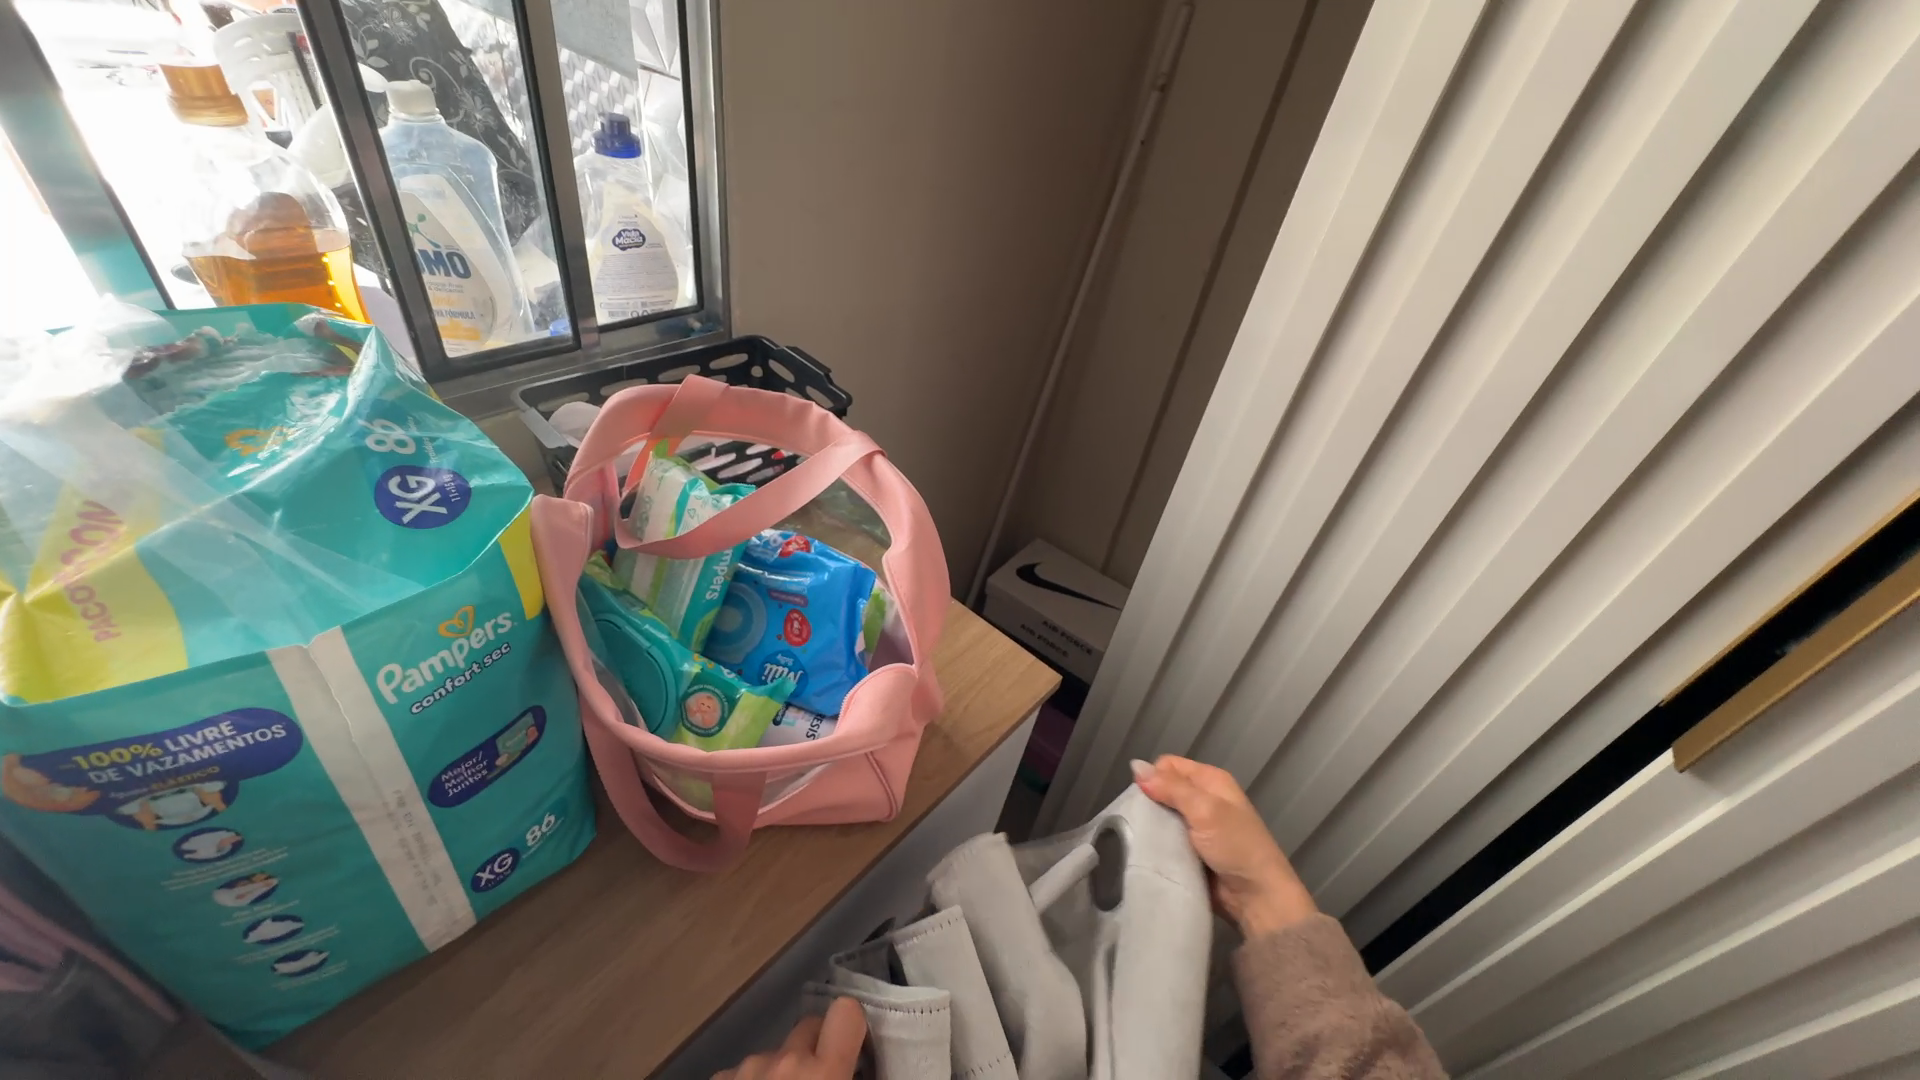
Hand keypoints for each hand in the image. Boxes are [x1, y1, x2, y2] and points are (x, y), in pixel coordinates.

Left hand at [714, 995, 866, 1079]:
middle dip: (814, 1049)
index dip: (850, 1027)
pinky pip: (742, 1072)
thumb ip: (848, 1072)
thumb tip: (856, 1064)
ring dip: (780, 1071)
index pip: (846, 1011)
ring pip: (774, 1053)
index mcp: (823, 1072)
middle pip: (808, 1027)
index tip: (852, 1049)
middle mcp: (785, 1060)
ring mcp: (746, 1069)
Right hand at [1133, 755, 1317, 938]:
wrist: (1257, 898)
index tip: (1147, 800)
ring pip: (1162, 815)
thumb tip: (1135, 766)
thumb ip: (1171, 788)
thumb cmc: (1236, 847)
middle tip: (1141, 821)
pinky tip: (1149, 850)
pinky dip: (1158, 842)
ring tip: (1140, 837)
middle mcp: (1204, 798)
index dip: (1154, 778)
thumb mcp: (1205, 811)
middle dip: (1150, 802)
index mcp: (1211, 780)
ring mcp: (1197, 825)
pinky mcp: (1191, 849)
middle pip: (1163, 789)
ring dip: (1152, 825)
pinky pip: (1166, 838)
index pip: (1168, 765)